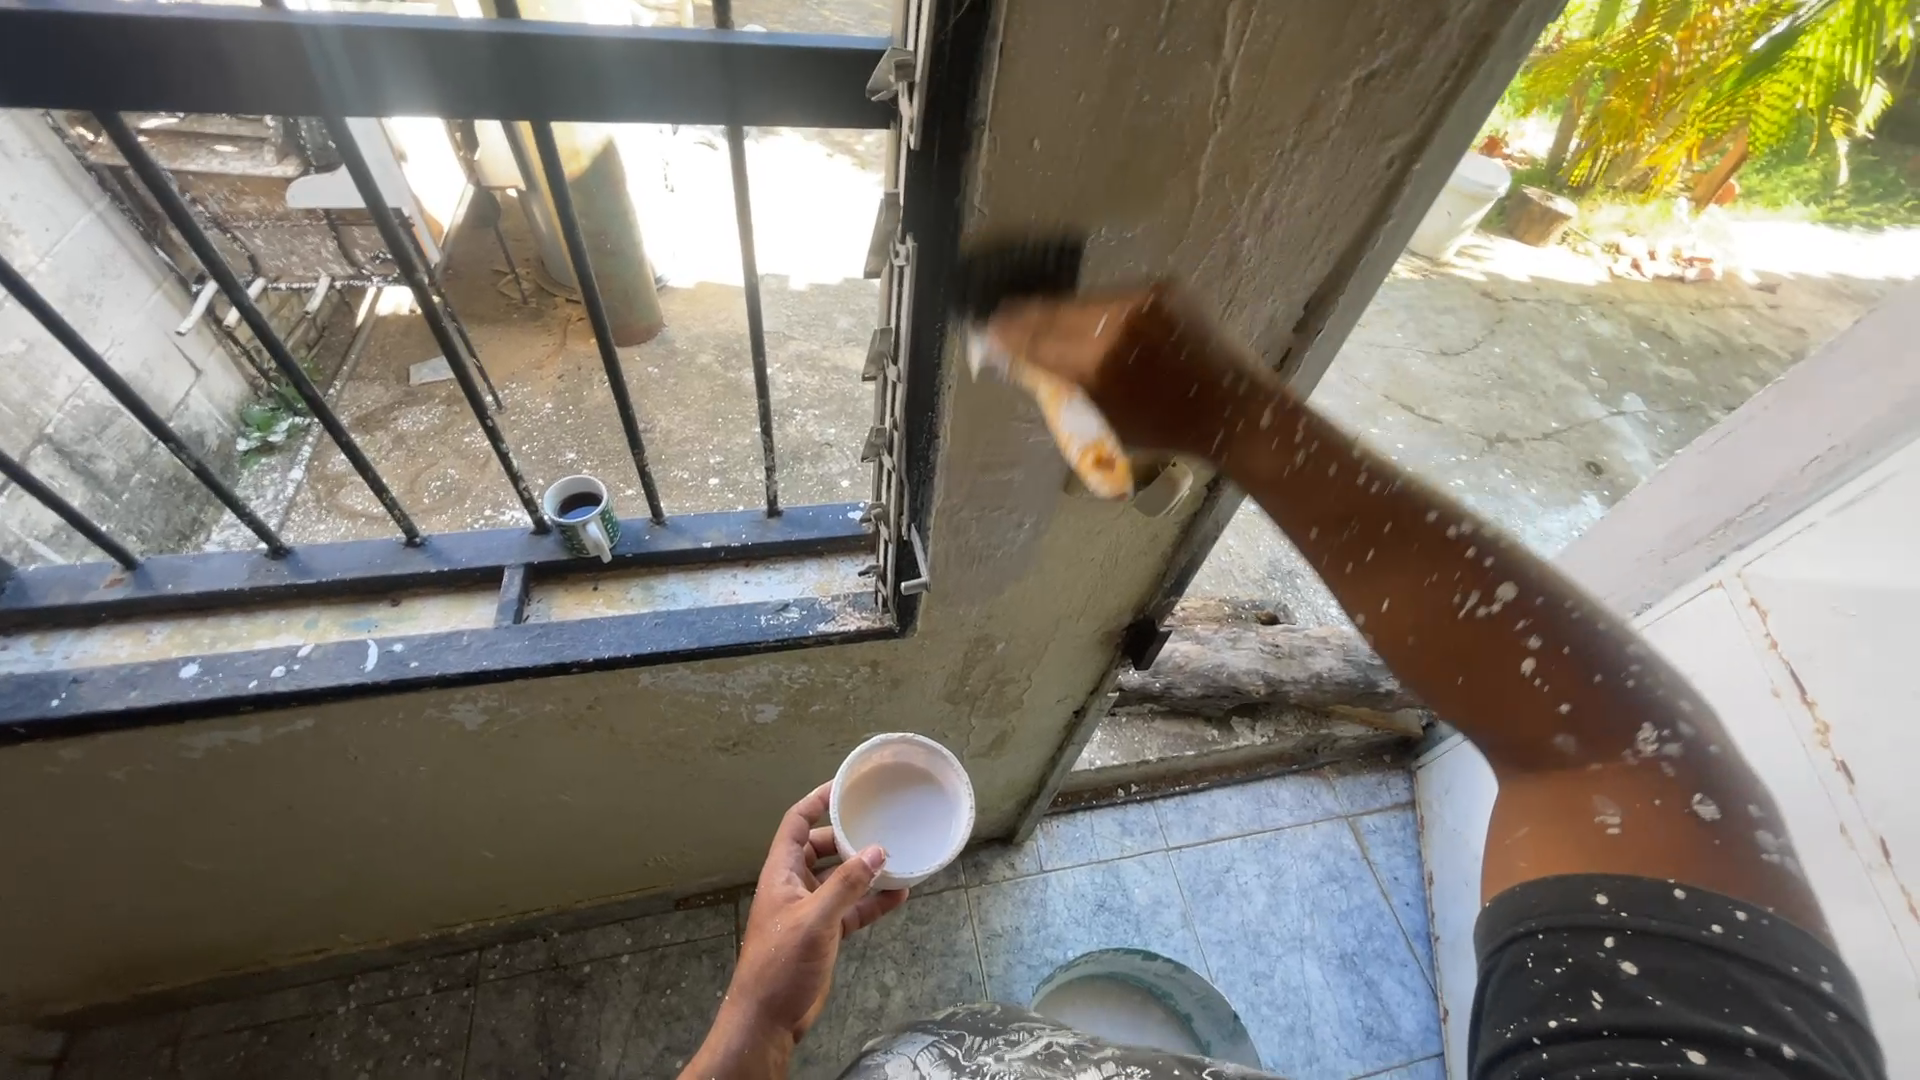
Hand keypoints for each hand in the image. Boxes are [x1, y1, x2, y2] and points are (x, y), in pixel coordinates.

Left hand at [683, 783, 908, 1079]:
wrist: (768, 1020)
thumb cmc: (780, 963)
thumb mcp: (815, 919)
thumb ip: (847, 884)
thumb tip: (878, 850)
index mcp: (782, 872)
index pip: (796, 822)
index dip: (817, 801)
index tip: (844, 786)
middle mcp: (795, 885)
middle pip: (822, 847)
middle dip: (848, 836)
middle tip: (878, 823)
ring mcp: (811, 909)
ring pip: (841, 878)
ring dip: (865, 870)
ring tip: (896, 857)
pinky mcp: (825, 933)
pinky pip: (852, 908)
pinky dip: (872, 901)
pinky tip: (900, 896)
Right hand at [983, 283, 1277, 460]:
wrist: (1234, 409)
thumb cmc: (1166, 428)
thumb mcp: (1105, 420)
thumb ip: (1063, 387)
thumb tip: (1021, 363)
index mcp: (1102, 362)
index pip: (1040, 340)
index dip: (1009, 334)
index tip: (986, 331)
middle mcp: (1120, 321)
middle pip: (1056, 312)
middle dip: (1026, 317)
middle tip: (999, 318)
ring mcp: (1145, 298)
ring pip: (1085, 302)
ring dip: (1061, 313)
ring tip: (1038, 319)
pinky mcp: (1166, 287)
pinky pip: (1114, 297)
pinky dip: (1096, 310)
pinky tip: (1085, 319)